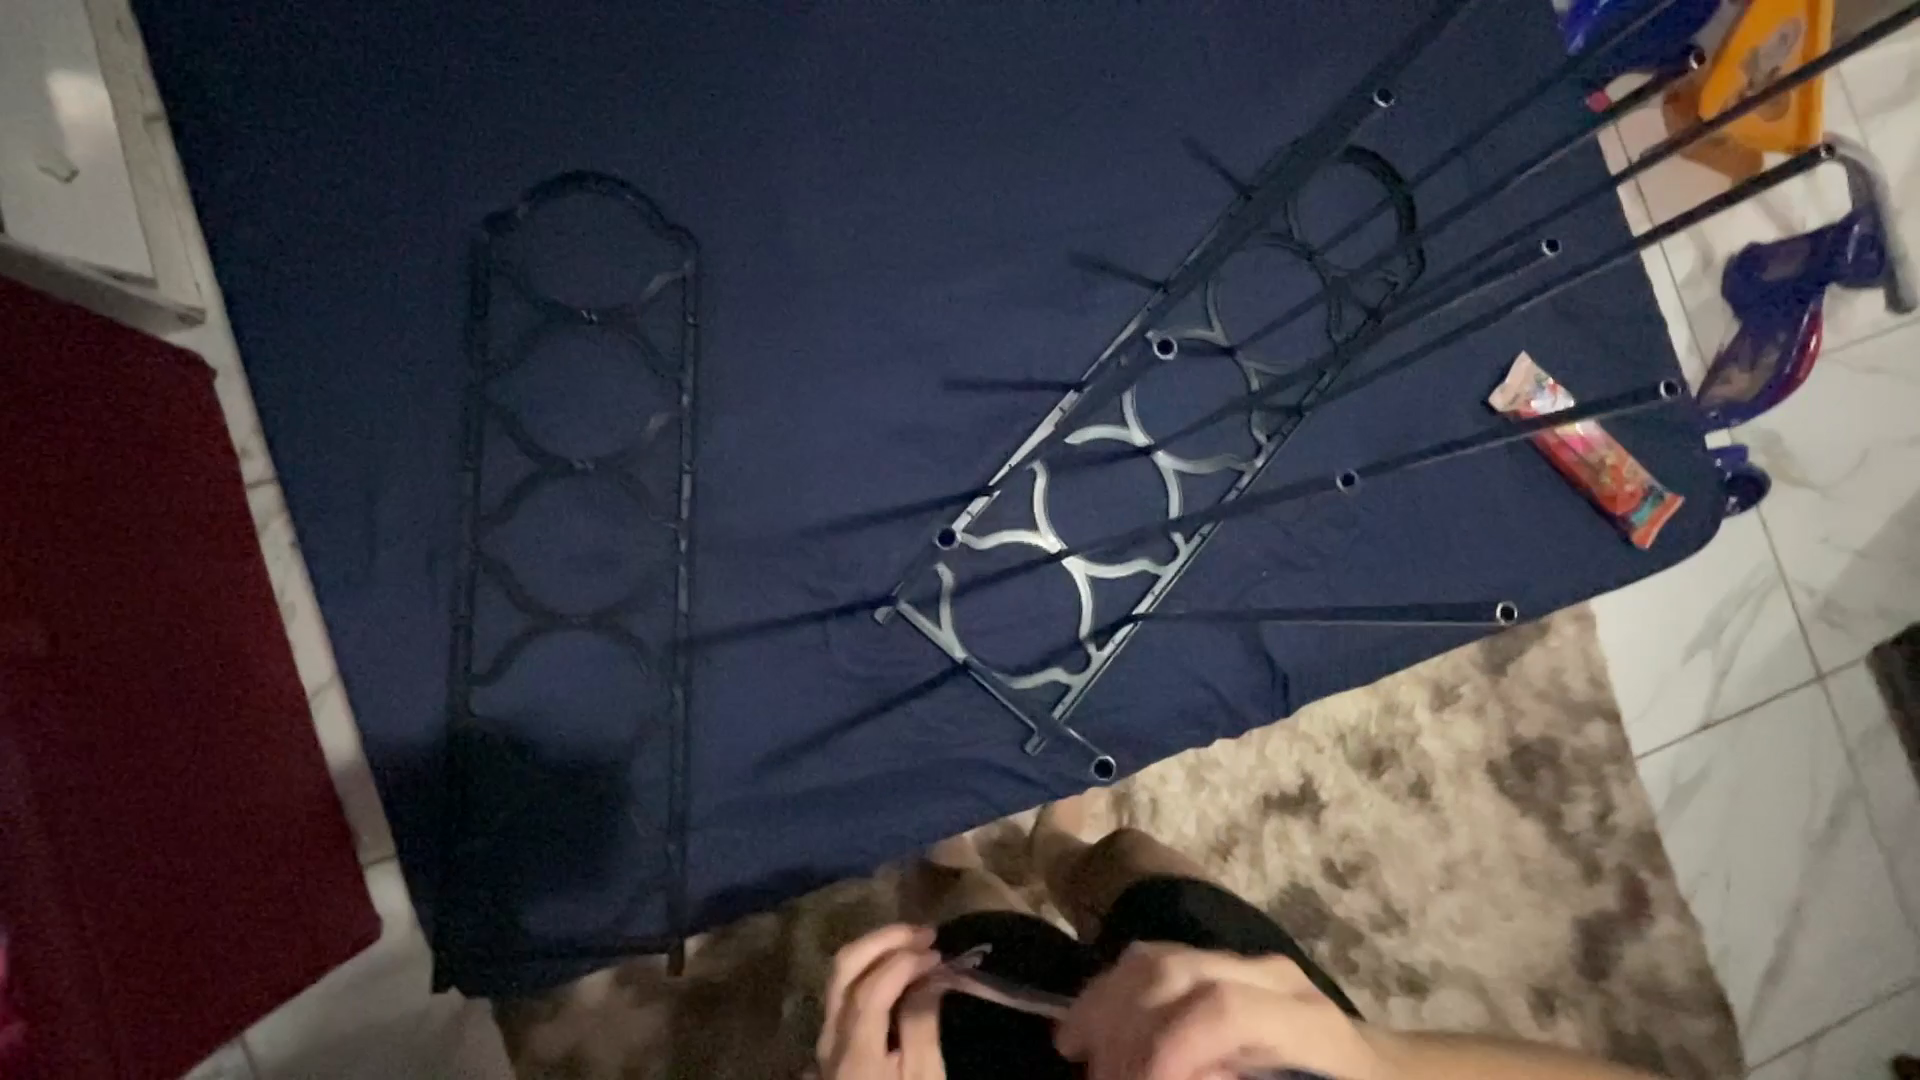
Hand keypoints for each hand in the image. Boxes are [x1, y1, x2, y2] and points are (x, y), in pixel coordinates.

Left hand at [816, 924, 947, 1079]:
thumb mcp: (926, 1079)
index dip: (906, 961)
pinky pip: (843, 991)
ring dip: (876, 949)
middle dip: (885, 940)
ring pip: (839, 975)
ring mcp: (825, 1041)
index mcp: (854, 1051)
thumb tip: (928, 975)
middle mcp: (830, 1038)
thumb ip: (921, 1025)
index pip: (873, 986)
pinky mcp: (830, 1045)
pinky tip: (895, 968)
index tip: (939, 952)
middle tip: (925, 933)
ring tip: (912, 942)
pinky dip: (869, 967)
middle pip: (845, 968)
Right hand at [1056, 943, 1382, 1079]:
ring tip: (1075, 1051)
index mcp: (1304, 1019)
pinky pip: (1149, 961)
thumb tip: (1174, 1071)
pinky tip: (1089, 1028)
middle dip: (1121, 1030)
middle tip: (1093, 1077)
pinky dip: (1111, 993)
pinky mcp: (1214, 962)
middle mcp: (1267, 975)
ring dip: (1103, 1005)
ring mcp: (1238, 961)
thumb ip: (1237, 1076)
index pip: (1222, 1009)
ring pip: (1152, 958)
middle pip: (1174, 972)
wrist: (1377, 1078)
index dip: (1168, 1047)